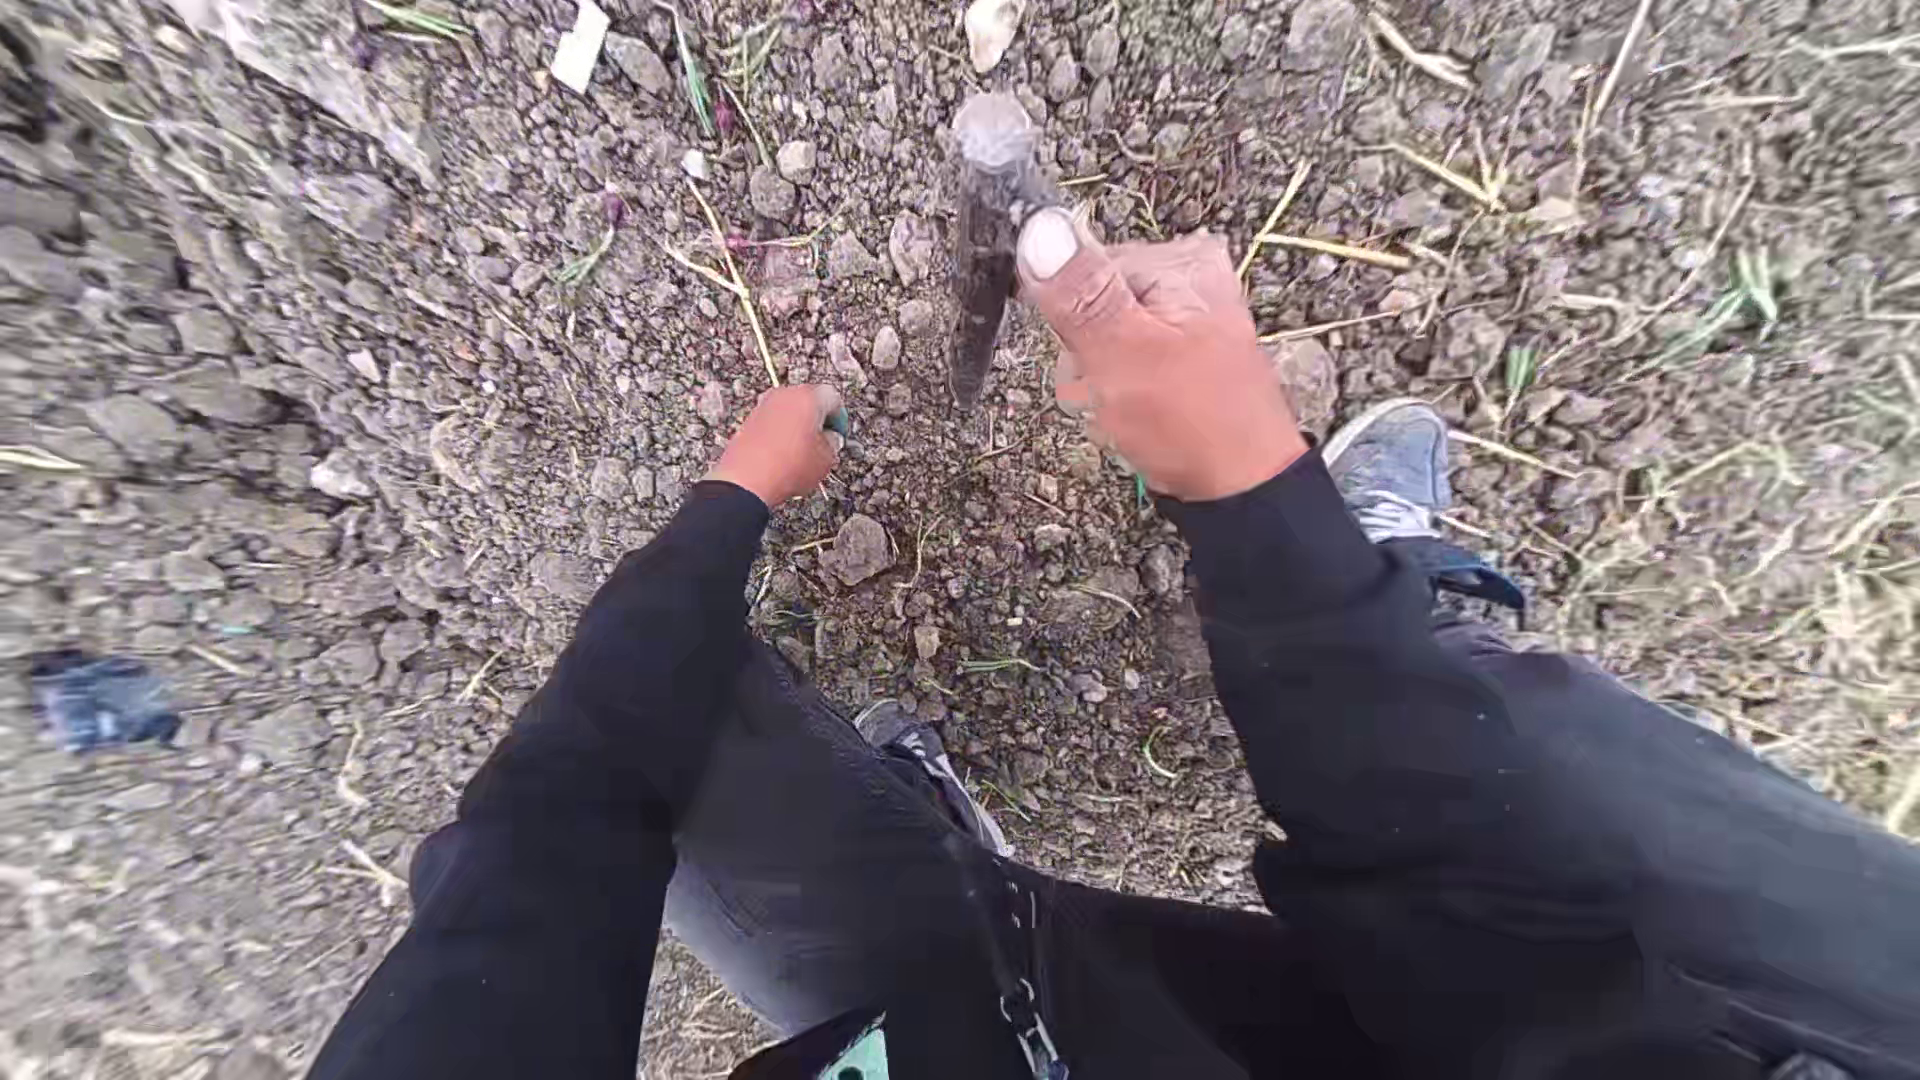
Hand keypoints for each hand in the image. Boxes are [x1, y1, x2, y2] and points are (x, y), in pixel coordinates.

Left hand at [707, 384, 843, 506]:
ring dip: (798, 425)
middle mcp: (785, 394)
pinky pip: (772, 420)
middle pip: (809, 400)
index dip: (839, 418)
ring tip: (803, 451)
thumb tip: (831, 438)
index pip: (833, 398)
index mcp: (809, 397)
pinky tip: (784, 454)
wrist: (747, 481)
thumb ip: (833, 443)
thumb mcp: (826, 459)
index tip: (839, 434)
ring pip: (789, 409)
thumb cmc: (789, 467)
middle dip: (818, 419)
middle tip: (823, 442)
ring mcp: (764, 406)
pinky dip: (781, 432)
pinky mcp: (749, 420)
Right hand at [1016, 208, 1307, 501]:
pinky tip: (1134, 411)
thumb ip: (1080, 294)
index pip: (1078, 270)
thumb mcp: (1124, 356)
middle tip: (1112, 390)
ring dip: (1096, 382)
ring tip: (1127, 407)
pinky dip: (1115, 391)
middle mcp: (1186, 279)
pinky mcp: (1177, 352)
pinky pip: (1118, 362)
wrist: (1235, 488)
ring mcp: (1182, 318)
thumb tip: (1040, 230)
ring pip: (1098, 341)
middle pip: (1088, 307)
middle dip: (1085, 359)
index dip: (1070, 326)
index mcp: (1178, 262)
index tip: (1089, 361)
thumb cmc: (1190, 424)